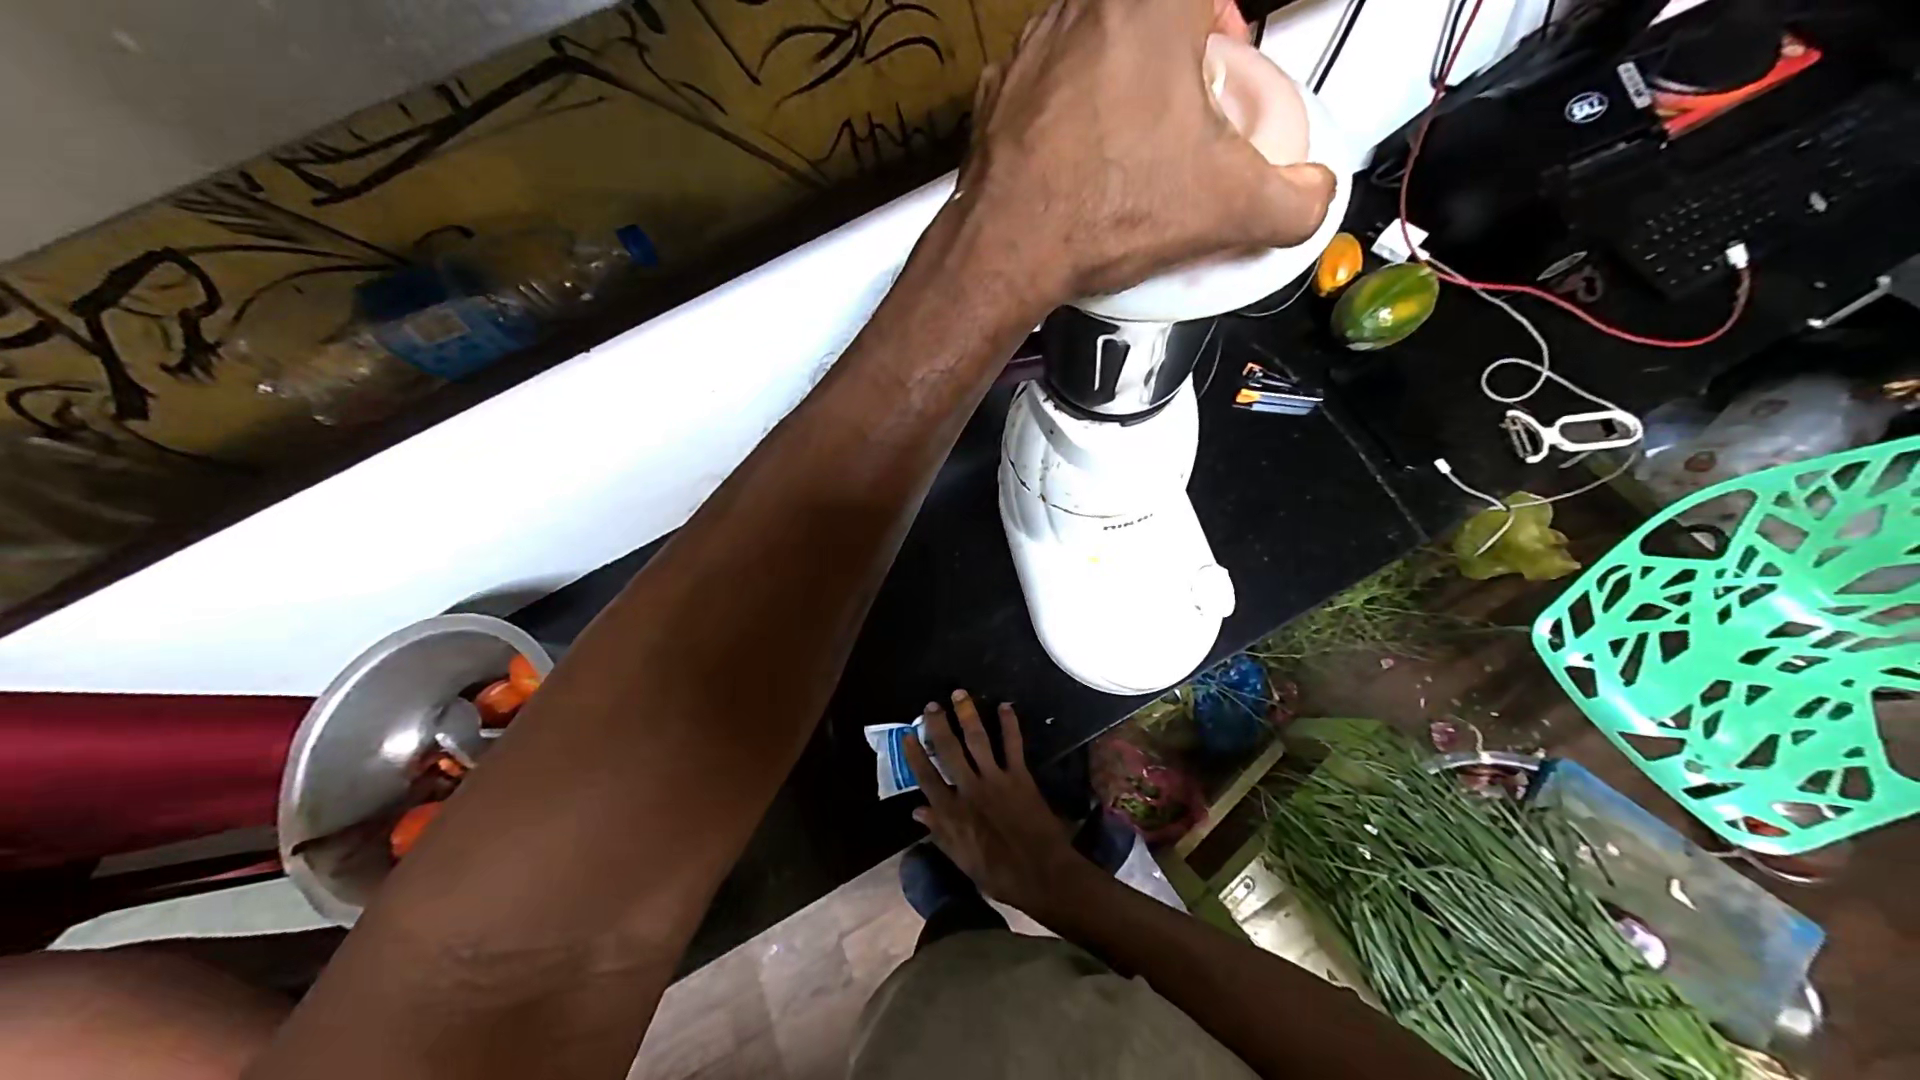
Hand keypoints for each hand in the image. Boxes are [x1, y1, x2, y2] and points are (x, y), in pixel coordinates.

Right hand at [904, 691, 1079, 915]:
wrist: (1041, 874)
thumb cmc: (999, 874)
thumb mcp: (961, 859)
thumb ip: (939, 831)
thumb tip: (918, 810)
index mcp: (951, 813)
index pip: (926, 777)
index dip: (915, 754)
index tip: (908, 734)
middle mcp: (969, 789)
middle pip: (948, 751)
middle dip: (938, 725)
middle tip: (932, 705)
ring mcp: (995, 780)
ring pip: (977, 741)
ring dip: (967, 715)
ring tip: (960, 694)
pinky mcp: (1019, 777)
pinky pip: (1012, 745)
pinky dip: (1009, 725)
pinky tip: (1005, 707)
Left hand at [953, 0, 1336, 301]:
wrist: (1009, 249)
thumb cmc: (1104, 210)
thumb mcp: (1229, 208)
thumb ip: (1295, 199)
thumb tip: (1312, 195)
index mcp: (1150, 7)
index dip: (1222, 15)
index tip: (1224, 49)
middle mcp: (1084, 8)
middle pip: (1146, 10)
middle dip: (1172, 47)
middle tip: (1181, 102)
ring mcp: (1032, 47)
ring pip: (1092, 37)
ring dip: (1117, 73)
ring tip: (1127, 136)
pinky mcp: (997, 92)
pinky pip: (1044, 81)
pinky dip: (1065, 107)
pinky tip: (1075, 155)